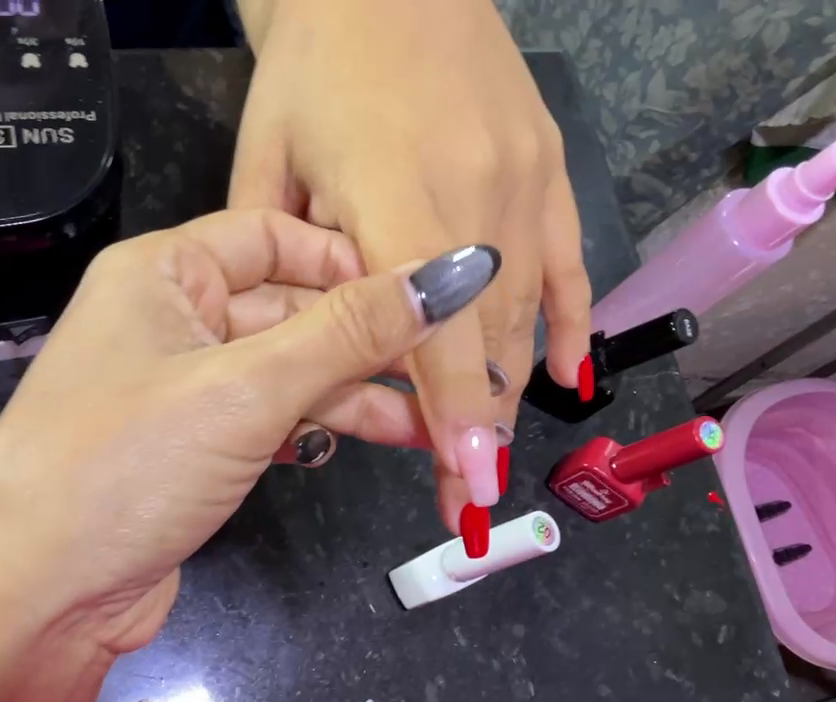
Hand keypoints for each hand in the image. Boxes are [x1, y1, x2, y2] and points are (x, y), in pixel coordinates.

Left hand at [0, 209, 498, 658]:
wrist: (42, 595)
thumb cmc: (128, 469)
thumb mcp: (244, 392)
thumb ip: (350, 332)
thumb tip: (460, 268)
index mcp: (163, 272)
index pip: (274, 233)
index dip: (352, 260)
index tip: (429, 293)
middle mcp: (169, 319)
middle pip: (289, 310)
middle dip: (369, 344)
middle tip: (454, 376)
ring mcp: (178, 390)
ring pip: (284, 373)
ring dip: (354, 396)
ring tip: (435, 430)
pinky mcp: (189, 451)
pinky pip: (266, 420)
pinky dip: (312, 428)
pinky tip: (359, 442)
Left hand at [230, 0, 592, 532]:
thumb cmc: (308, 70)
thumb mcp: (264, 167)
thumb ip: (287, 265)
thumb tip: (305, 349)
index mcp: (396, 204)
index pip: (433, 340)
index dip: (453, 419)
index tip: (463, 483)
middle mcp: (476, 199)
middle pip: (485, 341)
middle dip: (475, 427)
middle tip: (465, 497)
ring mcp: (523, 181)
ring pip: (525, 312)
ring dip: (507, 391)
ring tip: (489, 453)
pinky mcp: (548, 167)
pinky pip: (569, 260)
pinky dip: (571, 324)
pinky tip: (567, 377)